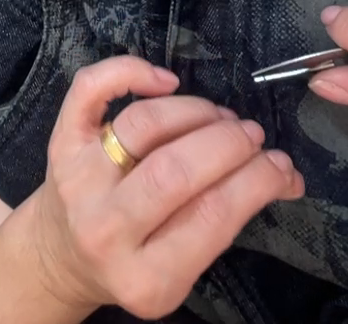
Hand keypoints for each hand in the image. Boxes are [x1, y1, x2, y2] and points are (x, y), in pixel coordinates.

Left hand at [16, 56, 304, 318]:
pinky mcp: (62, 140)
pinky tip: (166, 78)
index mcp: (146, 276)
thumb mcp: (180, 266)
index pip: (212, 216)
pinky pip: (90, 90)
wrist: (60, 254)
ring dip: (193, 110)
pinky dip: (128, 71)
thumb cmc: (132, 258)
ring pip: (143, 124)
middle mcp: (107, 226)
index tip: (280, 162)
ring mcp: (80, 178)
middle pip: (176, 169)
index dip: (256, 180)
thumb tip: (287, 174)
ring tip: (220, 115)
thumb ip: (227, 221)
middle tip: (253, 133)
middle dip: (228, 142)